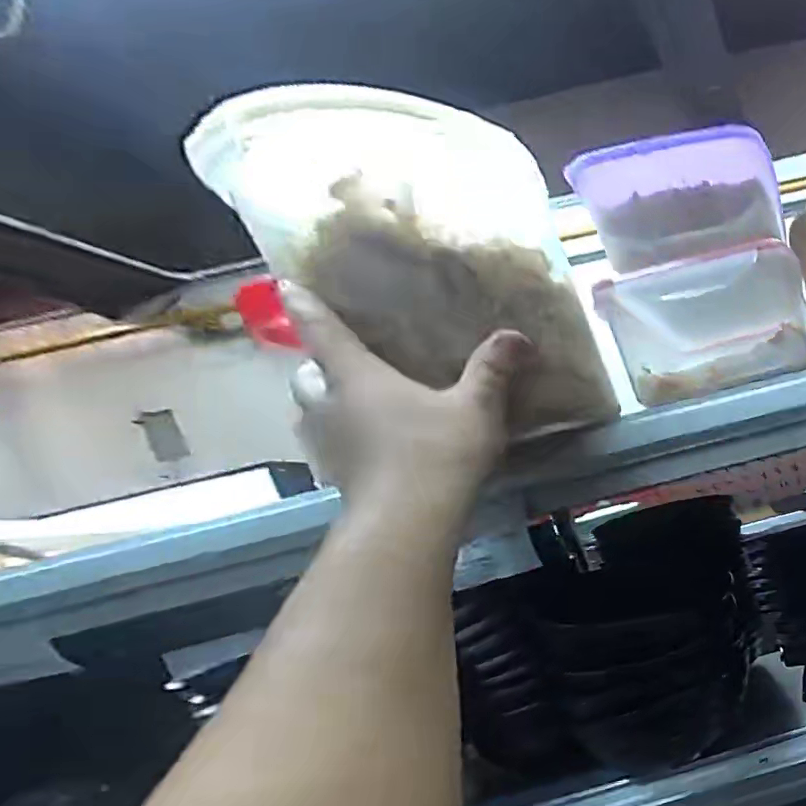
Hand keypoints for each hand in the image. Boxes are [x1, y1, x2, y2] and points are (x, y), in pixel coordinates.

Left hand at [281, 282, 526, 525]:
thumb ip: (492, 371)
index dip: (305, 305)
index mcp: (357, 376)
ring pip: (310, 413)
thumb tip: (517, 335)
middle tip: (342, 367)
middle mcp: (329, 403)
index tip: (288, 286)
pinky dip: (340, 441)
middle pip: (306, 374)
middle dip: (318, 366)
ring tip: (354, 409)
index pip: (321, 329)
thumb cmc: (438, 453)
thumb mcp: (476, 409)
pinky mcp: (335, 475)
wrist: (409, 519)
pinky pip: (327, 447)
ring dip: (324, 406)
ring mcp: (327, 443)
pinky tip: (368, 451)